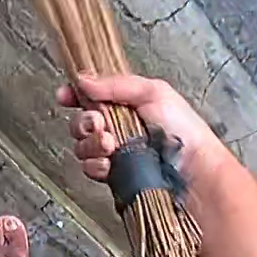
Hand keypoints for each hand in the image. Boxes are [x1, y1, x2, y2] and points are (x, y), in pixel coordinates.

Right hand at [55, 73, 228, 184]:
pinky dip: (95, 165)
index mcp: (125, 105)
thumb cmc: (182, 131)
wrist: (191, 170)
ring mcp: (113, 153)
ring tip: (110, 144)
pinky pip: (89, 168)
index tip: (65, 95)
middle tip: (99, 123)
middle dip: (84, 122)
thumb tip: (82, 80)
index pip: (90, 97)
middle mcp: (116, 128)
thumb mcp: (153, 92)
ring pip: (81, 147)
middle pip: (80, 123)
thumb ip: (115, 84)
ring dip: (90, 144)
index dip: (74, 95)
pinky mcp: (113, 176)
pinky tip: (109, 163)